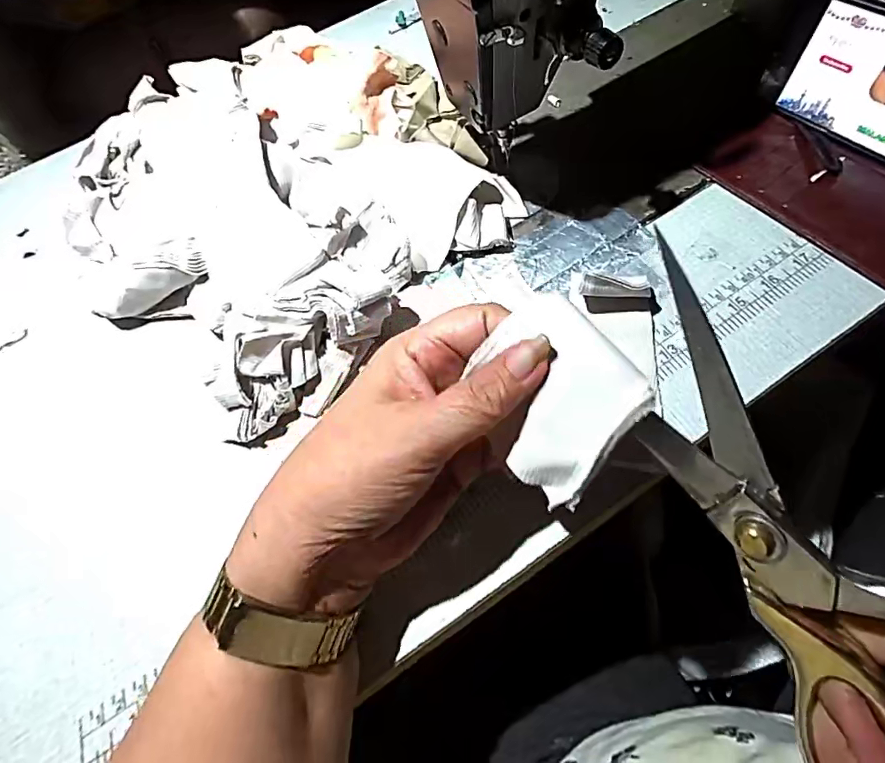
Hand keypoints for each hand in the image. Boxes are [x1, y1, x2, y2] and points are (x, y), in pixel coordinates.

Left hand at [223, 303, 550, 614]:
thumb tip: (537, 351)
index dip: (519, 332)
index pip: (484, 322)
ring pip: (512, 400)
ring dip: (535, 410)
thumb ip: (483, 395)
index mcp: (420, 354)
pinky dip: (527, 443)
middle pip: (504, 359)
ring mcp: (456, 420)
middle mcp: (442, 380)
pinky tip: (541, 448)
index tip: (554, 355)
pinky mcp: (467, 457)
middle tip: (569, 390)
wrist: (316, 562)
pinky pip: (509, 439)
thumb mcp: (417, 432)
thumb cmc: (342, 480)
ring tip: (560, 421)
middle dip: (535, 373)